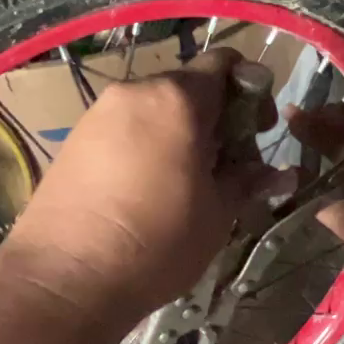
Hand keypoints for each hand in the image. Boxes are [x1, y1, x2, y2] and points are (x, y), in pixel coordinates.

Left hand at [0, 47, 273, 316]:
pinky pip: (121, 131)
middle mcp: (133, 93)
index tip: (257, 131)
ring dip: (177, 135)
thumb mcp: (216, 216)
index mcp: (176, 99)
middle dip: (214, 119)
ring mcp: (96, 115)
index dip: (251, 90)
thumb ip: (247, 182)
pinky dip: (143, 147)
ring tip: (184, 183)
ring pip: (151, 111)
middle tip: (225, 166)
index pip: (224, 64)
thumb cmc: (156, 243)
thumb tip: (279, 174)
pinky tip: (146, 191)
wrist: (65, 279)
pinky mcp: (72, 142)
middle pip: (186, 89)